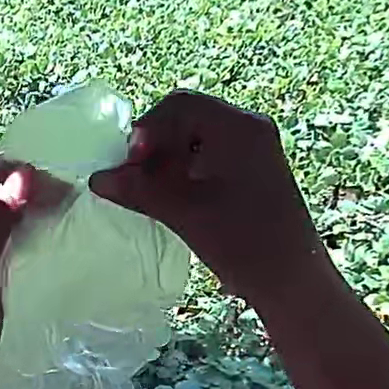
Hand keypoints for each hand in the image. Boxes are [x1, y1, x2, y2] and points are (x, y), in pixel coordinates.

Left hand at [0, 153, 61, 378]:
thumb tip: (24, 174)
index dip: (5, 168)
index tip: (42, 176)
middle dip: (24, 187)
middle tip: (64, 196)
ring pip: (5, 212)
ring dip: (31, 208)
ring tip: (66, 210)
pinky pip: (12, 236)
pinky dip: (31, 230)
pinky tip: (55, 232)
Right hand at [89, 90, 326, 301]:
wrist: (292, 282)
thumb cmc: (241, 241)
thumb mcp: (182, 212)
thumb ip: (137, 189)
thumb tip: (97, 178)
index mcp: (238, 128)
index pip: (178, 106)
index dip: (146, 130)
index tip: (132, 163)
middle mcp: (249, 129)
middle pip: (186, 119)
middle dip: (154, 146)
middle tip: (135, 179)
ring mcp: (253, 150)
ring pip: (194, 140)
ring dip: (166, 161)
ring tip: (150, 192)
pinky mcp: (252, 172)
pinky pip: (207, 157)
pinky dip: (183, 172)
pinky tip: (171, 198)